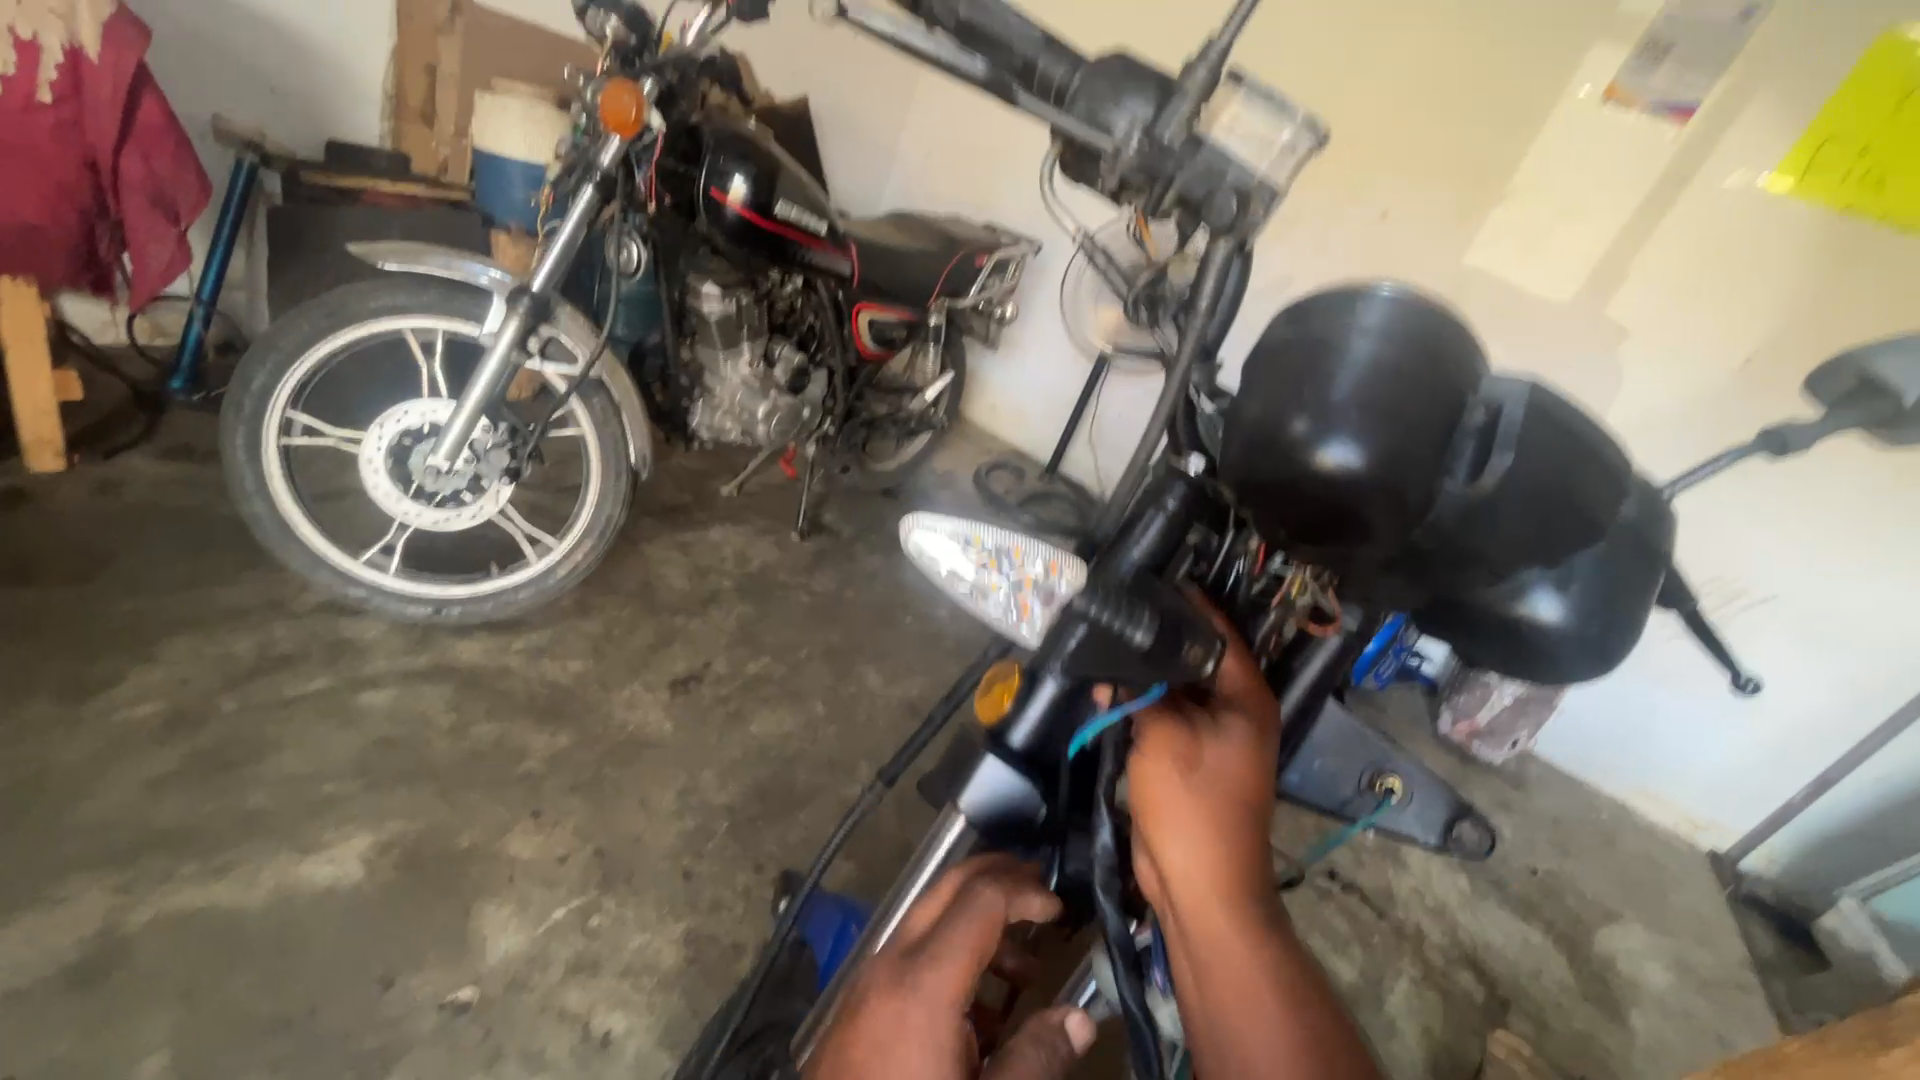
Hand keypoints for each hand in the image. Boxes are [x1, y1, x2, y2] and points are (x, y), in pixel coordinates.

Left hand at [804, 855, 1097, 1079]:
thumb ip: (1036, 1060)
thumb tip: (1080, 1020)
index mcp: (922, 983)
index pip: (980, 900)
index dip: (1025, 892)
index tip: (1059, 910)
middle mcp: (888, 966)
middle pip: (946, 889)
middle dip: (997, 878)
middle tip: (1041, 888)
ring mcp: (864, 985)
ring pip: (925, 921)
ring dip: (975, 924)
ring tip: (1021, 970)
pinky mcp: (854, 1011)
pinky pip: (907, 958)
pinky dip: (948, 957)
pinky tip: (977, 1014)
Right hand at [1096, 596, 1282, 914]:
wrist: (1200, 884)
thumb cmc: (1192, 802)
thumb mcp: (1163, 735)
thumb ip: (1141, 692)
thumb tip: (1114, 667)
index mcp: (1246, 698)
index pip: (1220, 634)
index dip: (1190, 606)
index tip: (1155, 579)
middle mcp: (1235, 712)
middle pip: (1195, 661)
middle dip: (1158, 640)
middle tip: (1119, 610)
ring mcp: (1212, 738)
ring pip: (1175, 692)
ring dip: (1144, 676)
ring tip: (1105, 642)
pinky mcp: (1187, 760)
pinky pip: (1164, 720)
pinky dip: (1139, 706)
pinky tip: (1106, 689)